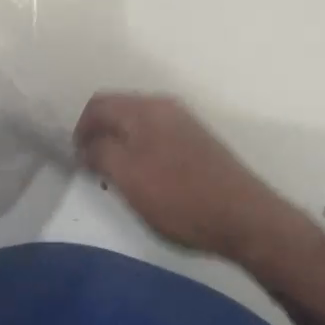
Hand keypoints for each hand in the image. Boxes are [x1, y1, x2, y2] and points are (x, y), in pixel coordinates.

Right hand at [76, 93, 278, 254]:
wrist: (247, 220)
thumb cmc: (179, 198)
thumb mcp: (128, 178)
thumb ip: (100, 153)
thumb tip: (87, 144)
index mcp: (144, 109)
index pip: (98, 104)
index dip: (80, 130)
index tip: (77, 160)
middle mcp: (164, 106)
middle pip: (119, 110)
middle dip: (101, 135)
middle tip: (96, 169)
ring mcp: (186, 122)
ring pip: (139, 124)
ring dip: (122, 144)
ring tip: (120, 178)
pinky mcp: (200, 142)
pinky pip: (158, 135)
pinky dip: (144, 151)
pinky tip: (150, 180)